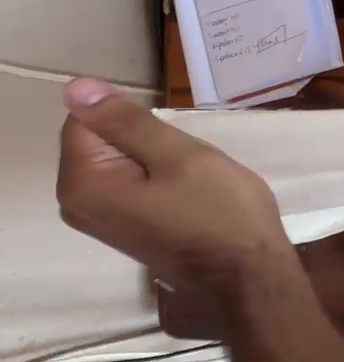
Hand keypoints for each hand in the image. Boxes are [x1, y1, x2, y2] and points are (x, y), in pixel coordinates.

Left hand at [57, 77, 297, 298]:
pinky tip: (196, 200)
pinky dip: (164, 185)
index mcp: (83, 181)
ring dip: (161, 166)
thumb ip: (131, 123)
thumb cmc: (224, 213)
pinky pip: (134, 191)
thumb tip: (76, 87)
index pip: (89, 122)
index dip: (139, 122)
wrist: (249, 274)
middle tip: (197, 165)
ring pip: (123, 168)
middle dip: (151, 145)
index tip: (182, 145)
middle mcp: (75, 202)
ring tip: (201, 183)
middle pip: (103, 146)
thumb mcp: (186, 158)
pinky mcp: (125, 232)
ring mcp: (99, 221)